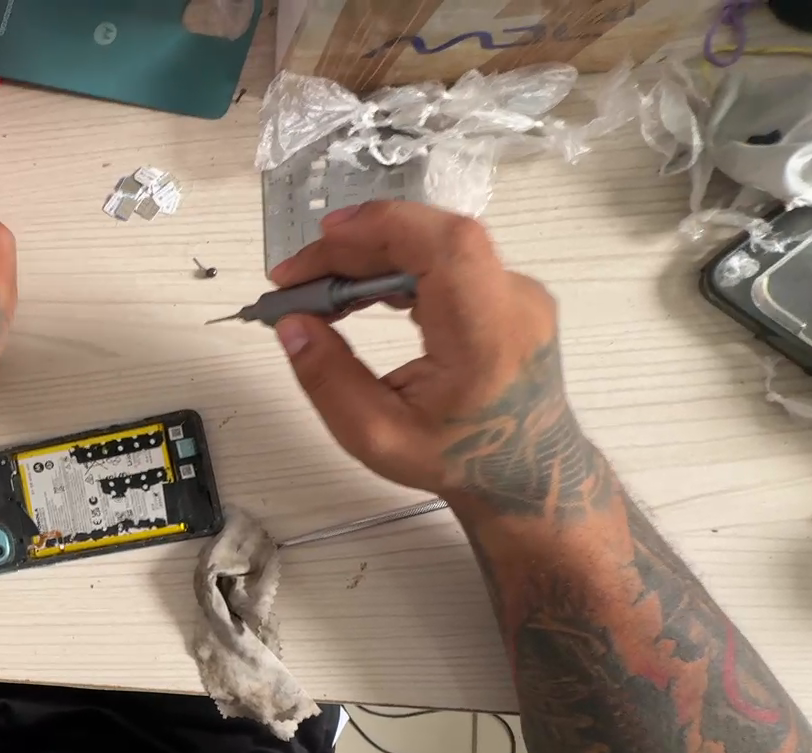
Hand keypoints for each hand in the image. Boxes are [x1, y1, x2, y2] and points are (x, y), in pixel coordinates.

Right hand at [270, 202, 606, 521]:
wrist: (522, 467)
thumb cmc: (450, 456)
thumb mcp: (372, 433)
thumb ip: (327, 378)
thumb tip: (290, 324)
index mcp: (485, 334)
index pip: (447, 247)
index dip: (385, 227)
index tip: (323, 237)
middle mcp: (510, 298)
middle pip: (429, 240)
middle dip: (350, 249)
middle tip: (289, 281)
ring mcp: (511, 290)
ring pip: (430, 247)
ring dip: (363, 259)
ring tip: (310, 292)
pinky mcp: (500, 292)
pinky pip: (438, 262)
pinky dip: (385, 270)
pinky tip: (349, 297)